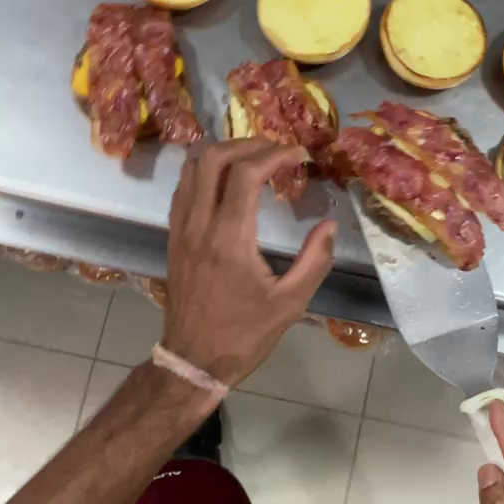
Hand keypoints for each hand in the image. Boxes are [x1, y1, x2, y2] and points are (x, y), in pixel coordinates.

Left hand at [161, 139, 337, 387]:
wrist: (194, 360)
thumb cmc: (245, 335)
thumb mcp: (290, 303)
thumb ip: (314, 260)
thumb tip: (330, 224)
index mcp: (229, 240)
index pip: (246, 174)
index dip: (275, 154)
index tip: (300, 155)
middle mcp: (199, 225)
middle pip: (212, 158)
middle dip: (247, 144)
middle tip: (276, 150)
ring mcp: (180, 229)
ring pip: (191, 168)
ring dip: (223, 153)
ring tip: (254, 158)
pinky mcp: (172, 236)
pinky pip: (183, 188)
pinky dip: (205, 172)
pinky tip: (228, 181)